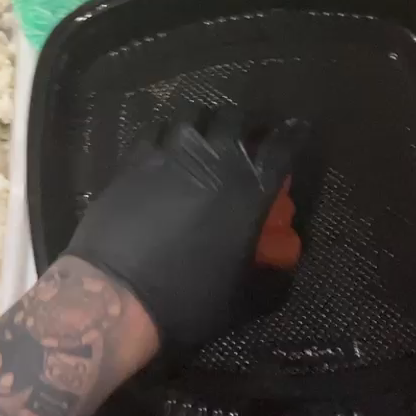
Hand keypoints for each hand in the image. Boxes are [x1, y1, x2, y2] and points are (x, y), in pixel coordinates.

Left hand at [63, 109, 307, 357]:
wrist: (118, 293)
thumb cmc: (187, 299)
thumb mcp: (244, 298)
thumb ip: (273, 277)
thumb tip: (285, 266)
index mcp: (249, 190)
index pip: (282, 146)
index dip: (293, 133)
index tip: (297, 127)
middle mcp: (214, 160)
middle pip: (235, 119)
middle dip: (245, 123)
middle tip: (246, 135)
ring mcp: (171, 153)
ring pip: (193, 115)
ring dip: (204, 122)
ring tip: (204, 134)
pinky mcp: (136, 157)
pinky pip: (157, 129)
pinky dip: (167, 132)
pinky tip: (166, 145)